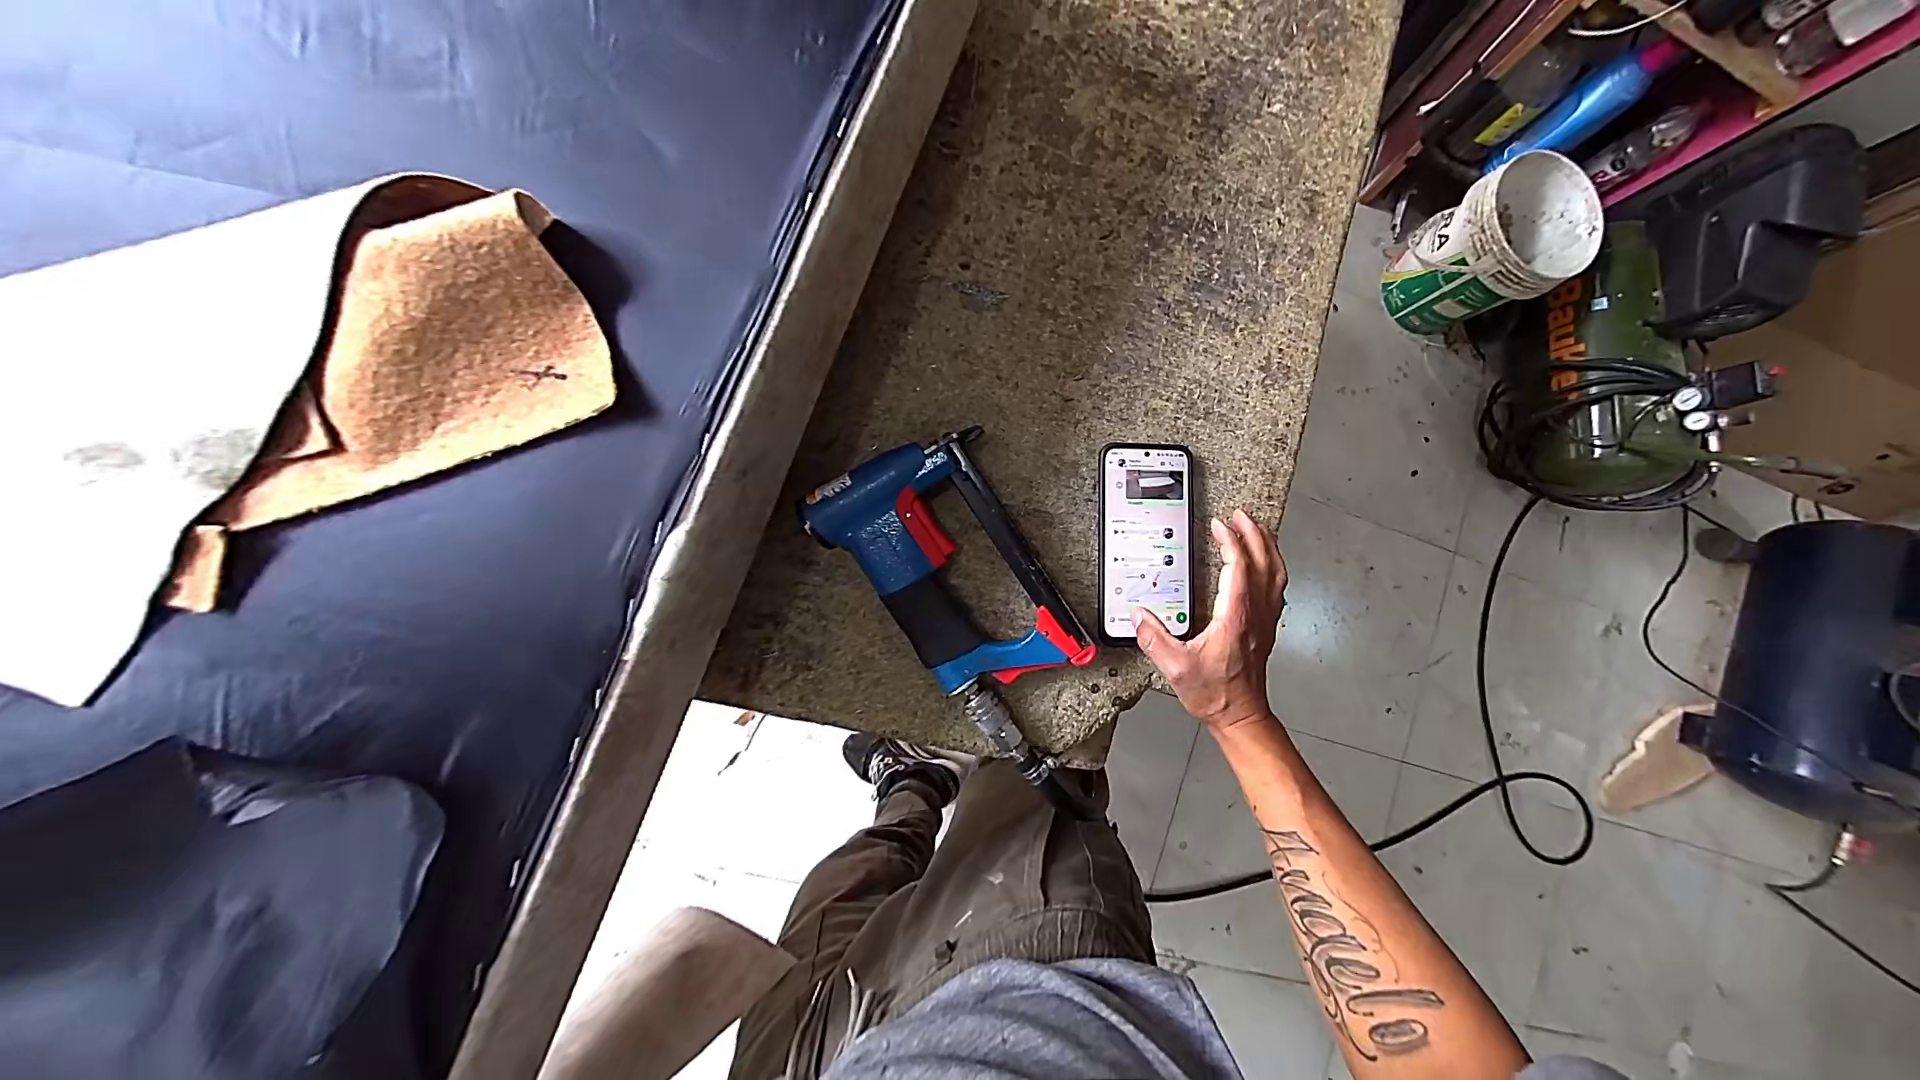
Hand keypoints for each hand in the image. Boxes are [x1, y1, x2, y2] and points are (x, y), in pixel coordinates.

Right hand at [1133, 509, 1286, 732]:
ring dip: (1267, 548)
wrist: (1240, 715)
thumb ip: (1154, 638)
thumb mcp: (1176, 667)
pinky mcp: (1264, 629)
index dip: (1230, 541)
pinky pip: (1276, 588)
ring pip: (1276, 574)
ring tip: (1256, 531)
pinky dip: (1272, 567)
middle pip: (1264, 563)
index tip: (1219, 526)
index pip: (1238, 567)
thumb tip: (1140, 615)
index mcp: (1235, 617)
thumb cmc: (1217, 694)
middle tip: (1240, 516)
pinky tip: (1264, 566)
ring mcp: (1264, 621)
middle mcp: (1254, 615)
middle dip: (1253, 534)